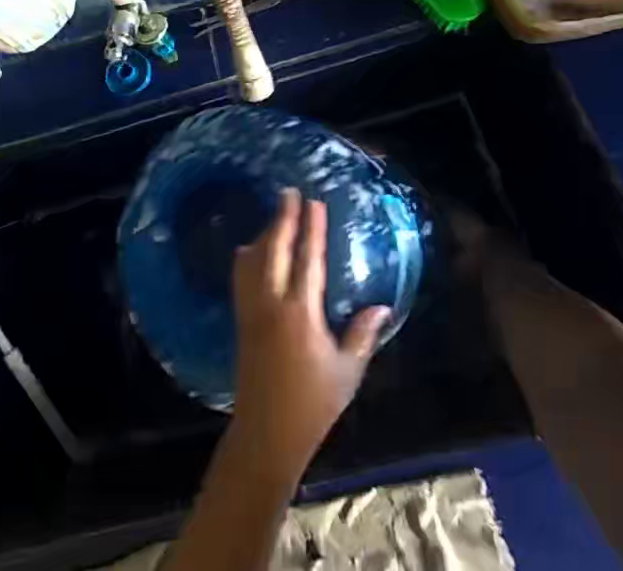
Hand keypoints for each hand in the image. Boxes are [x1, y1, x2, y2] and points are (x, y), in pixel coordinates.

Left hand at [230, 188, 390, 467]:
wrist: (266, 431)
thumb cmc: (313, 402)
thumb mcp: (348, 370)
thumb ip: (363, 334)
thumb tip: (382, 305)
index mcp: (300, 312)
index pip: (306, 259)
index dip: (310, 228)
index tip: (313, 202)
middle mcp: (271, 303)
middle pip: (273, 249)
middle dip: (281, 218)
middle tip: (289, 192)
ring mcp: (251, 310)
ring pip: (252, 260)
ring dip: (264, 234)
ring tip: (276, 217)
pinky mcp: (240, 320)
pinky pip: (242, 276)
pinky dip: (249, 256)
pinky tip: (252, 251)